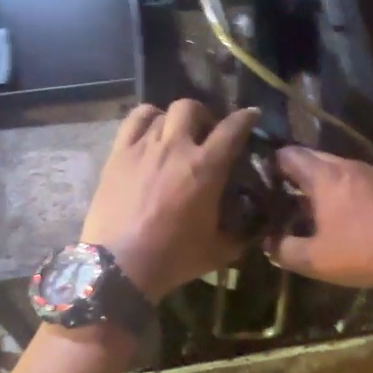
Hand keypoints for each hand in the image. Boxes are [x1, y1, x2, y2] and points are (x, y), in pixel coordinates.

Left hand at [80, 100, 260, 300]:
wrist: (120, 265)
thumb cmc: (173, 258)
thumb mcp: (219, 250)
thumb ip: (240, 235)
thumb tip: (254, 229)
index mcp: (206, 168)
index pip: (232, 129)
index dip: (245, 118)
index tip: (251, 116)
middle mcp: (176, 147)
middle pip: (191, 107)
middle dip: (204, 115)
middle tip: (206, 131)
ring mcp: (144, 147)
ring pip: (162, 112)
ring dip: (175, 120)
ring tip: (176, 133)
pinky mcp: (118, 154)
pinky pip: (134, 121)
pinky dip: (147, 118)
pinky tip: (150, 131)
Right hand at [266, 146, 372, 288]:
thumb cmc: (361, 252)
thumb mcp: (314, 260)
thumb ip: (284, 250)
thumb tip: (269, 243)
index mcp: (324, 176)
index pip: (289, 155)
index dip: (272, 165)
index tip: (264, 182)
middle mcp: (348, 165)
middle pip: (315, 158)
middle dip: (298, 174)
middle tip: (286, 197)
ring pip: (340, 169)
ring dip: (325, 183)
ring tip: (317, 208)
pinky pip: (361, 180)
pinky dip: (348, 190)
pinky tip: (351, 215)